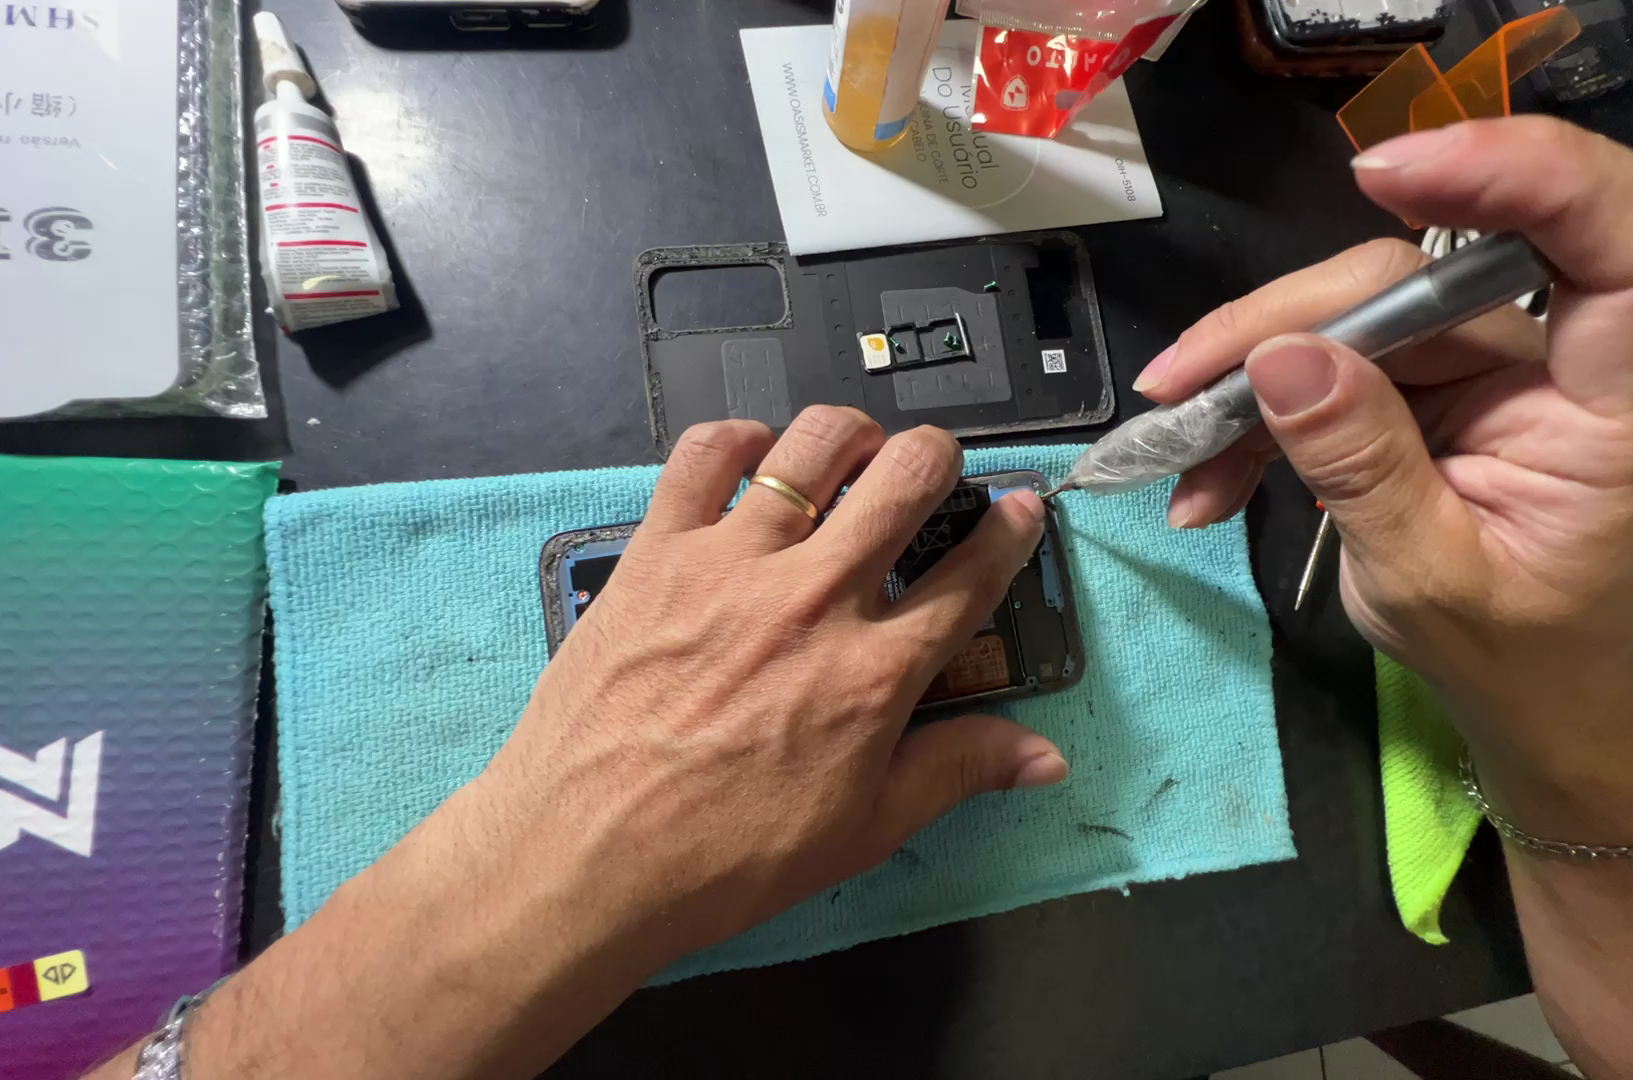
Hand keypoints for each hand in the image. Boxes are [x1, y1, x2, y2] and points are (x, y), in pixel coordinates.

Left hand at [483, 408, 1067, 961]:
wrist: (584, 853)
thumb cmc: (731, 853)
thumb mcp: (865, 828)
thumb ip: (960, 771)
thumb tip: (1049, 756)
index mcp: (874, 669)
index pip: (973, 575)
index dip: (1011, 529)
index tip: (1021, 506)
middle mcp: (814, 596)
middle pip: (906, 478)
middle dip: (940, 456)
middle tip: (934, 470)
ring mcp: (733, 562)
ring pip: (816, 444)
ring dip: (854, 434)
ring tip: (856, 454)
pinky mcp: (661, 549)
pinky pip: (708, 454)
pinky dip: (743, 440)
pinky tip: (757, 460)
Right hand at [1133, 117, 1632, 745]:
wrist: (1509, 678)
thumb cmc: (1499, 645)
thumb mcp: (1420, 577)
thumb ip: (1359, 468)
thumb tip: (1277, 360)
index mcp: (1620, 412)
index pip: (1630, 244)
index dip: (1526, 176)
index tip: (1383, 176)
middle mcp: (1556, 364)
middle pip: (1419, 281)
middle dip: (1282, 321)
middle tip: (1174, 385)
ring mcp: (1481, 372)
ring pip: (1347, 323)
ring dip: (1242, 379)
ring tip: (1172, 446)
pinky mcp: (1419, 389)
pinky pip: (1322, 373)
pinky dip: (1251, 423)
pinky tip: (1203, 482)